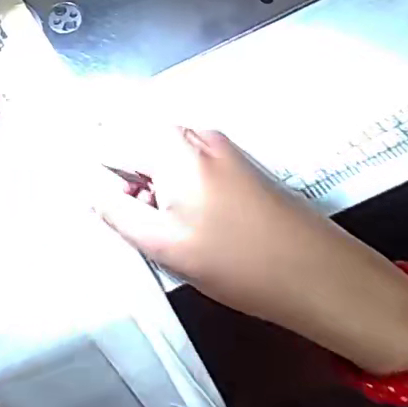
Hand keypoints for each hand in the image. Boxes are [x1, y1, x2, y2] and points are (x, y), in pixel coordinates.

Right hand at [90, 127, 407, 373]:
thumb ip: (115, 209)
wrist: (319, 273)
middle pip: (132, 140)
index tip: (89, 199)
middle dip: (119, 175)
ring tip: (156, 227)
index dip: (90, 168)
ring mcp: (218, 145)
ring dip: (145, 183)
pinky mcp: (233, 163)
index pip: (105, 138)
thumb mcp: (163, 242)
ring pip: (157, 154)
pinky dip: (169, 186)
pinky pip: (183, 163)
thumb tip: (88, 185)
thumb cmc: (237, 261)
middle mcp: (194, 133)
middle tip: (124, 220)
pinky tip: (182, 223)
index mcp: (172, 144)